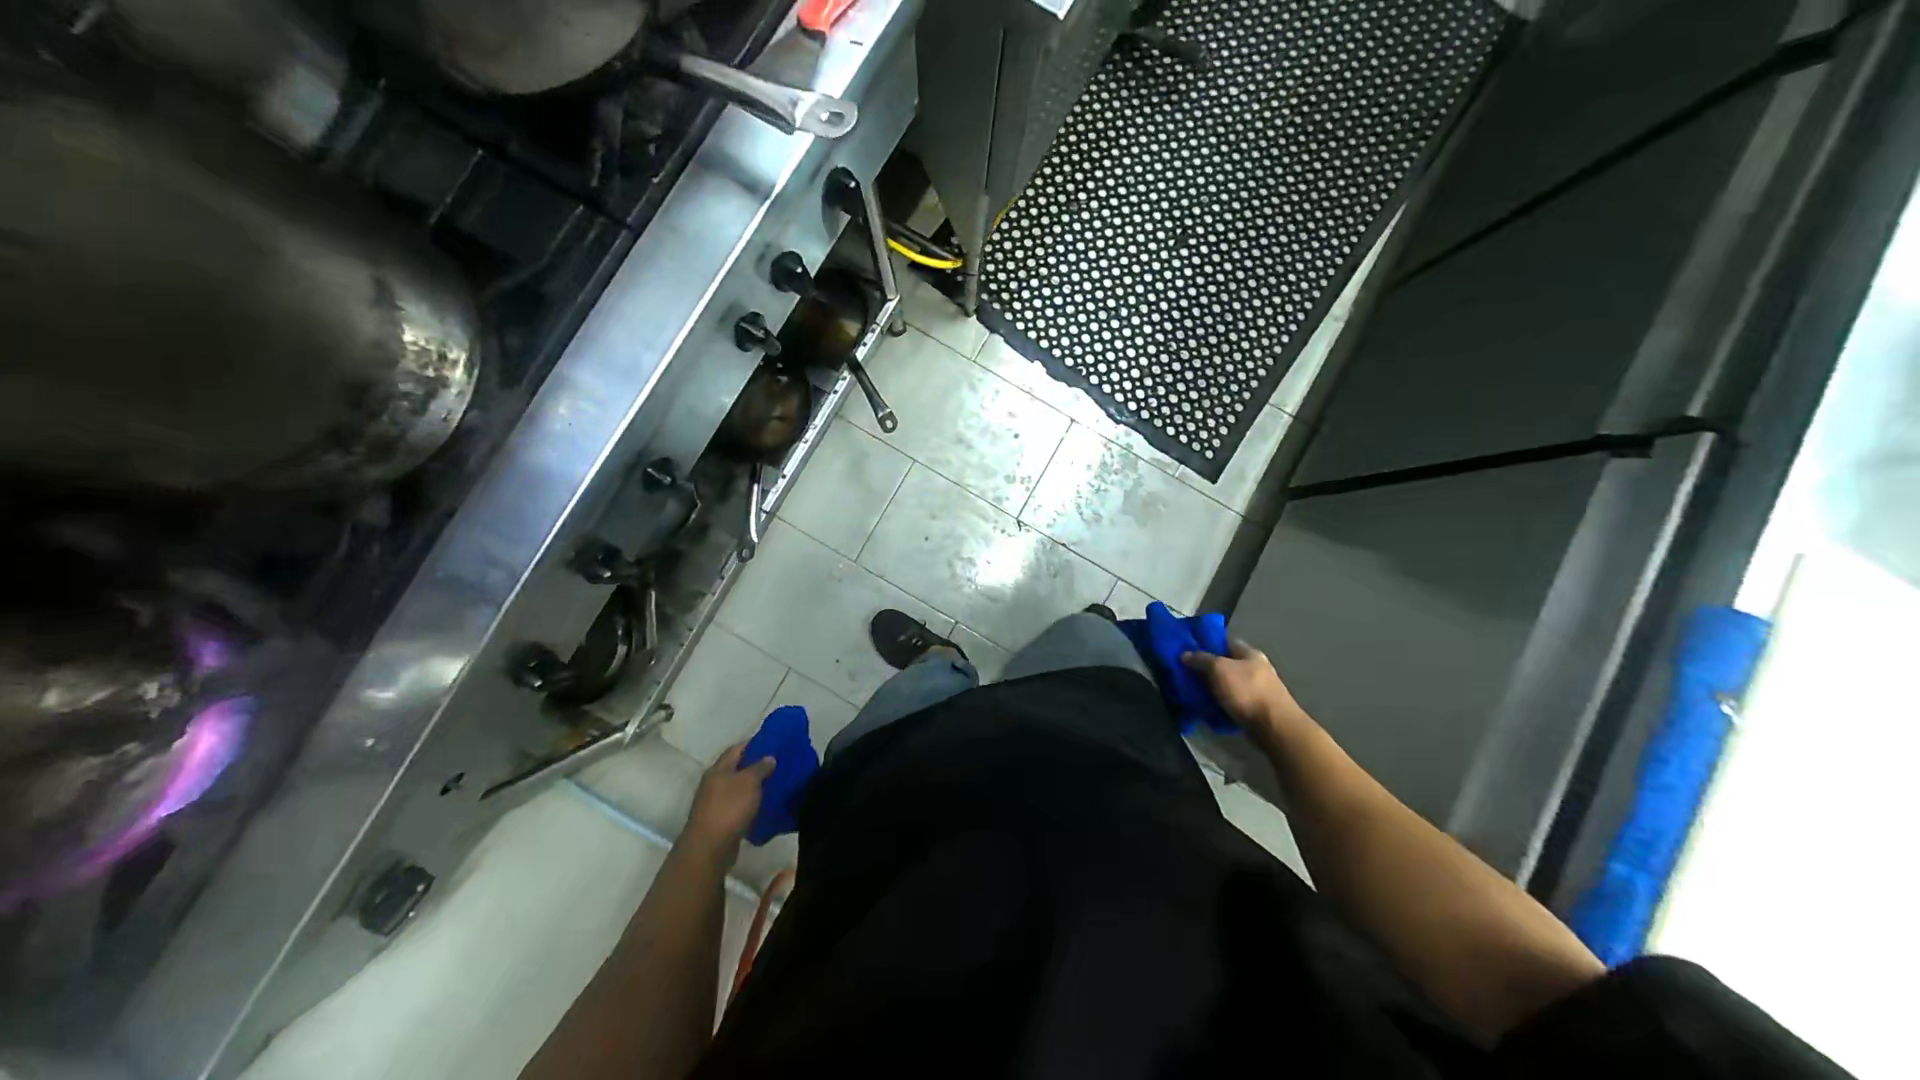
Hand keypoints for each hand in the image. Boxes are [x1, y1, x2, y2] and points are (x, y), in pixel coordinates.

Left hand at [684, 742, 775, 854]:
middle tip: (778, 764)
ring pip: (737, 788)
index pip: (737, 748)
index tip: (773, 742)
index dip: (754, 743)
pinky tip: (764, 805)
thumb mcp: (749, 782)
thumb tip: (769, 757)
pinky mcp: (719, 820)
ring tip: (775, 784)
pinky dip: (750, 803)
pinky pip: (737, 806)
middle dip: (756, 765)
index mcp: (718, 769)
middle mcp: (713, 783)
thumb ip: (760, 767)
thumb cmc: (729, 808)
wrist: (709, 847)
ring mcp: (714, 803)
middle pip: (736, 768)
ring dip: (753, 786)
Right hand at [1181, 639, 1312, 742]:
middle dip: (1208, 669)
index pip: (1227, 641)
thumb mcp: (1219, 669)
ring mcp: (1258, 690)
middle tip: (1187, 673)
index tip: (1190, 649)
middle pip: (1227, 664)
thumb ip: (1202, 660)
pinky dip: (1221, 704)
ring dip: (1214, 688)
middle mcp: (1256, 669)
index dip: (1208, 643)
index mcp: (1250, 654)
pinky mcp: (1256, 709)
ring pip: (1229, 684)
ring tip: (1193, 692)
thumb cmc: (1247, 691)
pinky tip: (1208, 708)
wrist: (1273, 726)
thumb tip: (1185, 654)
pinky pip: (1234, 702)